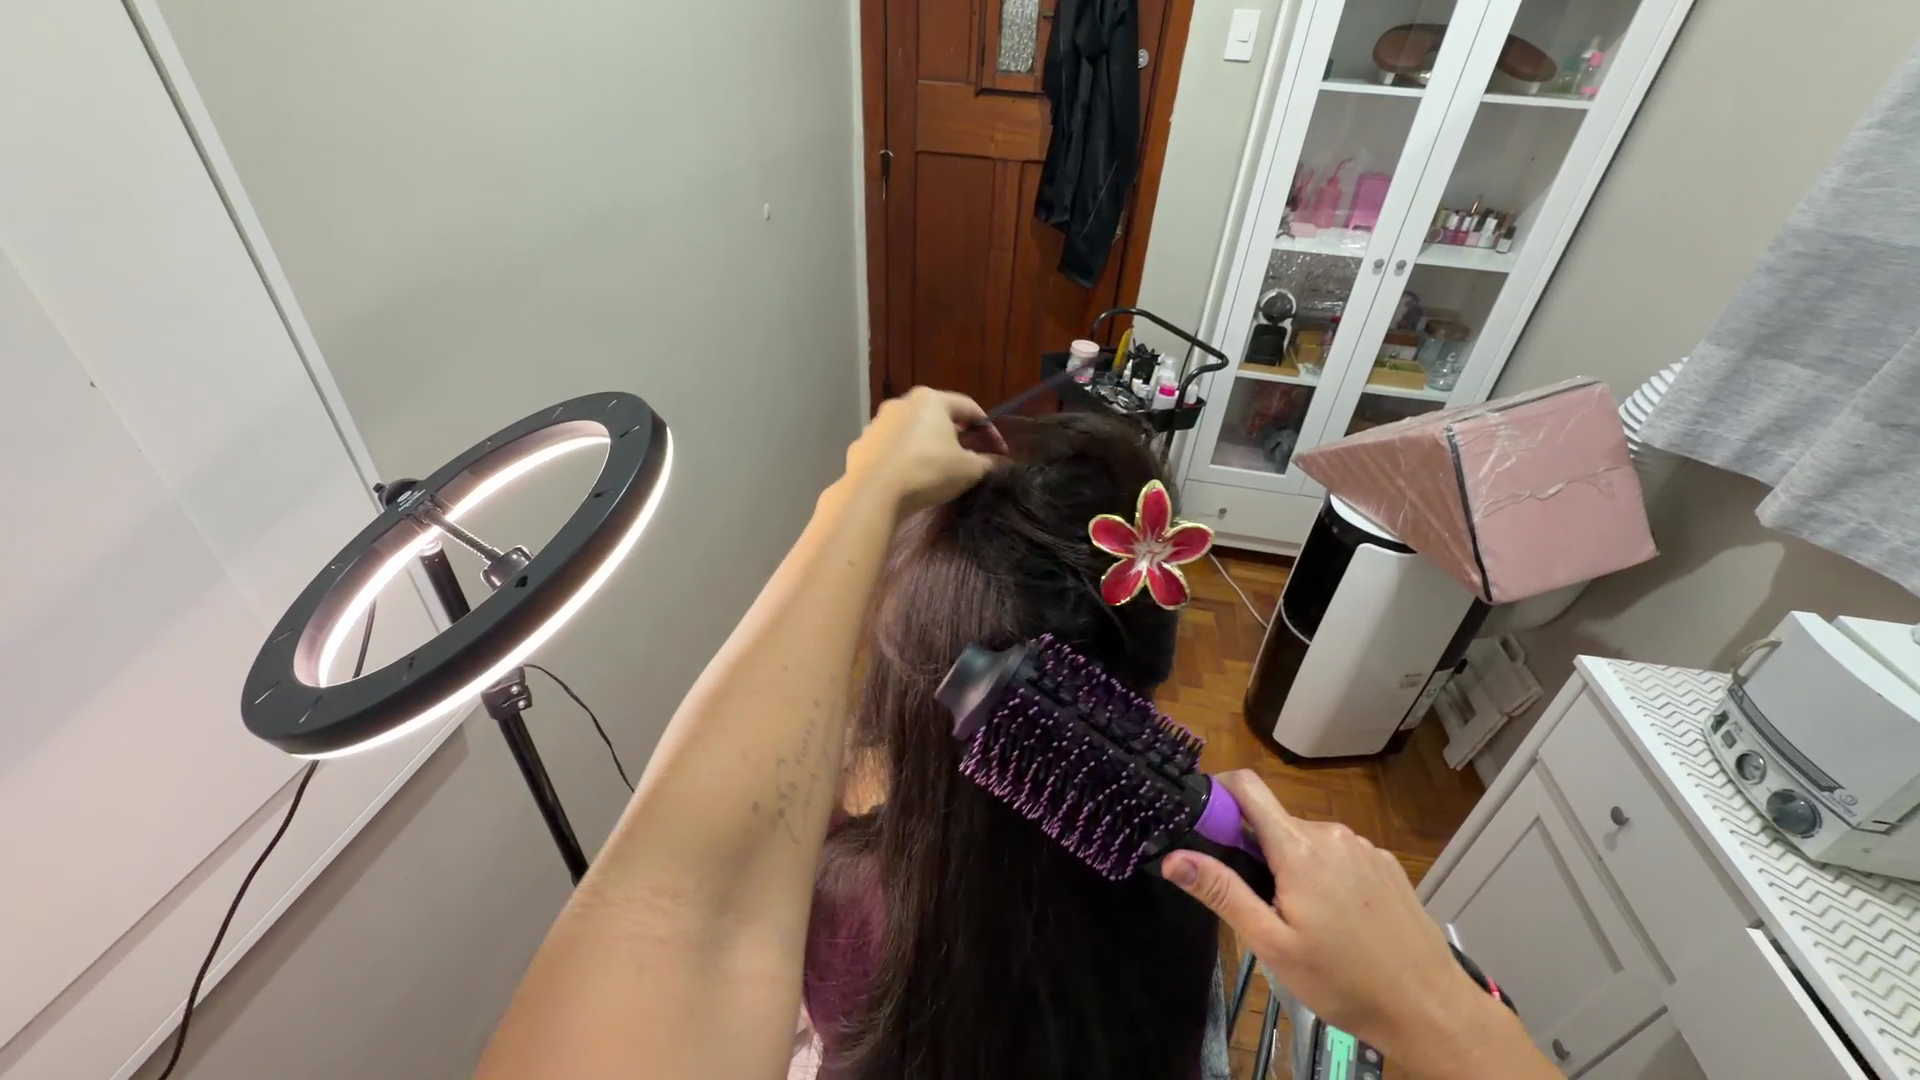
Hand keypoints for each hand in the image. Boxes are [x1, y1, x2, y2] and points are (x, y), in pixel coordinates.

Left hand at [845, 387, 1000, 515]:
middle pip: (937, 415)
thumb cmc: (928, 472)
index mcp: (931, 400)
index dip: (988, 430)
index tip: (997, 451)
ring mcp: (877, 423)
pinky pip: (890, 448)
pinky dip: (902, 457)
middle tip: (967, 455)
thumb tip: (996, 461)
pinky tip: (907, 476)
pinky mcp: (861, 444)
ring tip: (935, 467)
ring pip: (910, 431)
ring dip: (926, 444)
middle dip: (955, 434)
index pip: (969, 408)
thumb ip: (987, 462)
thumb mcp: (968, 470)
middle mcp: (902, 403)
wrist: (873, 493)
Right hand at [1162, 772, 1547, 1079]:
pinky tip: (1337, 919)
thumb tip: (1174, 858)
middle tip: (1256, 901)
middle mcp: (1331, 833)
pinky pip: (1337, 853)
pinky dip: (1323, 872)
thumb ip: (1222, 893)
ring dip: (1289, 862)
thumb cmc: (1344, 981)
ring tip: (1300, 918)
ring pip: (1305, 838)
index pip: (1246, 786)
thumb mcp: (1271, 944)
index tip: (1203, 822)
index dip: (1217, 791)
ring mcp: (1363, 847)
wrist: (1433, 1011)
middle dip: (1254, 847)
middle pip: (1273, 819)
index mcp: (1298, 847)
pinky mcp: (1385, 864)